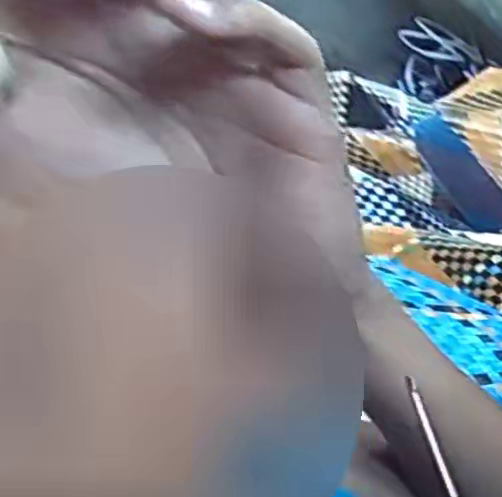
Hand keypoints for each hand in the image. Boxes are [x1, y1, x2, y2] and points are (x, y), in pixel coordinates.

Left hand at [0, 0, 366, 296]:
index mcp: (71, 46)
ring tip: (156, 2)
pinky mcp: (298, 101)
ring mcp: (233, 73)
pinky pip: (283, 41)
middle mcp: (151, 47)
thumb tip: (33, 22)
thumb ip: (23, 63)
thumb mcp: (41, 130)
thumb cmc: (155, 229)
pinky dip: (246, 16)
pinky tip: (204, 21)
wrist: (260, 288)